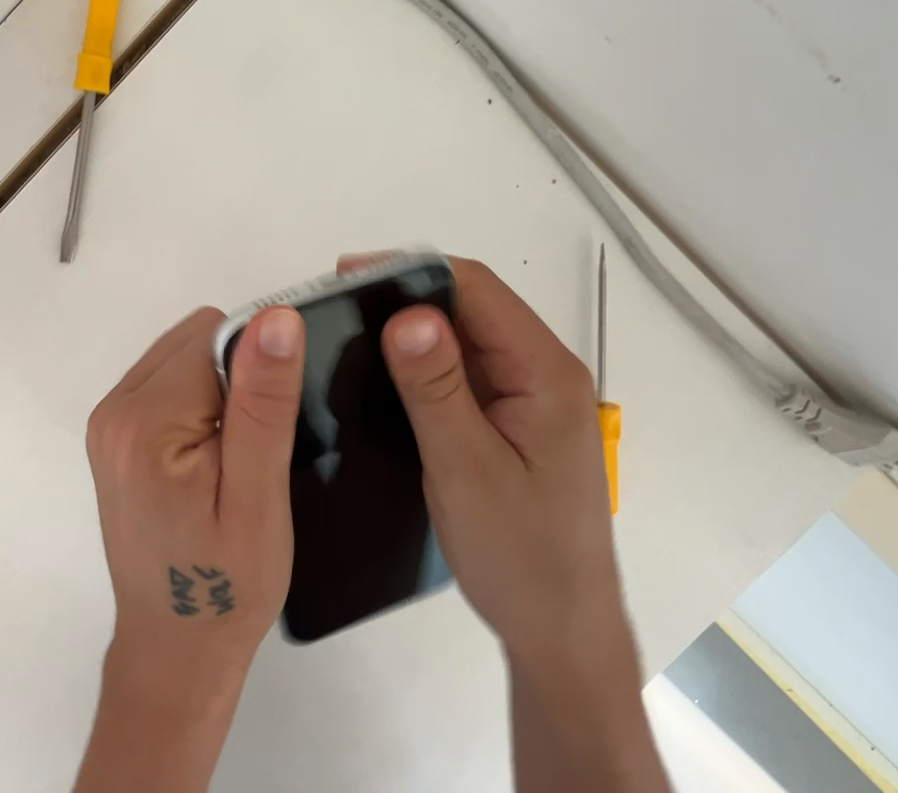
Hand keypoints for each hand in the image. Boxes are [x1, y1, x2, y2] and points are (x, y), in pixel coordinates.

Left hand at [76, 305, 304, 792]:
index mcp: (144, 421)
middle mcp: (114, 410)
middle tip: (255, 447)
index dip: (260, 369)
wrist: (176, 645)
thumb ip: (263, 403)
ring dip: (219, 387)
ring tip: (236, 453)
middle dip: (238, 376)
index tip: (276, 423)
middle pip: (197, 338)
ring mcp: (108, 422)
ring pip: (184, 354)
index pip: (218, 337)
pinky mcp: (114, 435)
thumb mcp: (258, 497)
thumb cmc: (226, 583)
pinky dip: (199, 400)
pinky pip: (168, 380)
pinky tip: (213, 454)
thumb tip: (276, 317)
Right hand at [370, 255, 667, 791]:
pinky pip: (467, 372)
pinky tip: (384, 373)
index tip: (346, 275)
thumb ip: (436, 388)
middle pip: (474, 306)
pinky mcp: (515, 420)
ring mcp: (531, 397)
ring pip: (467, 338)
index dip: (410, 270)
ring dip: (413, 328)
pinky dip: (425, 362)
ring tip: (348, 331)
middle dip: (406, 294)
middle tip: (337, 304)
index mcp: (545, 372)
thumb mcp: (466, 467)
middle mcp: (544, 372)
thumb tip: (405, 314)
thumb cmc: (518, 552)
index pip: (477, 289)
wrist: (560, 627)